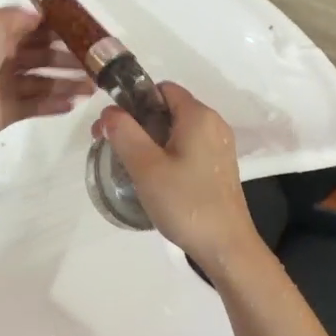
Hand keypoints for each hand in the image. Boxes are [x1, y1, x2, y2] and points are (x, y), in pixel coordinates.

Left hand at [0, 7, 93, 150]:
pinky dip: (54, 104)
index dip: (58, 30)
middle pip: (42, 56)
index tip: (84, 33)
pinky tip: (73, 103)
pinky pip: (36, 106)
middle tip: (95, 64)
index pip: (33, 29)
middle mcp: (2, 58)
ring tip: (91, 87)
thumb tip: (39, 17)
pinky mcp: (8, 112)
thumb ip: (16, 17)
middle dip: (68, 58)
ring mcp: (5, 86)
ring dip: (67, 82)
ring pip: (43, 82)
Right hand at [91, 82, 262, 268]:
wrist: (226, 246)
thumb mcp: (146, 167)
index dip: (134, 101)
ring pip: (177, 131)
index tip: (113, 127)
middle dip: (138, 123)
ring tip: (131, 167)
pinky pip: (188, 149)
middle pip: (168, 109)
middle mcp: (213, 124)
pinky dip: (168, 155)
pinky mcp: (219, 168)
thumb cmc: (185, 202)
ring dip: (151, 141)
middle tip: (114, 148)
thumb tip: (109, 113)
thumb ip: (124, 133)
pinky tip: (155, 180)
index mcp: (198, 116)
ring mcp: (219, 147)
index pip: (162, 89)